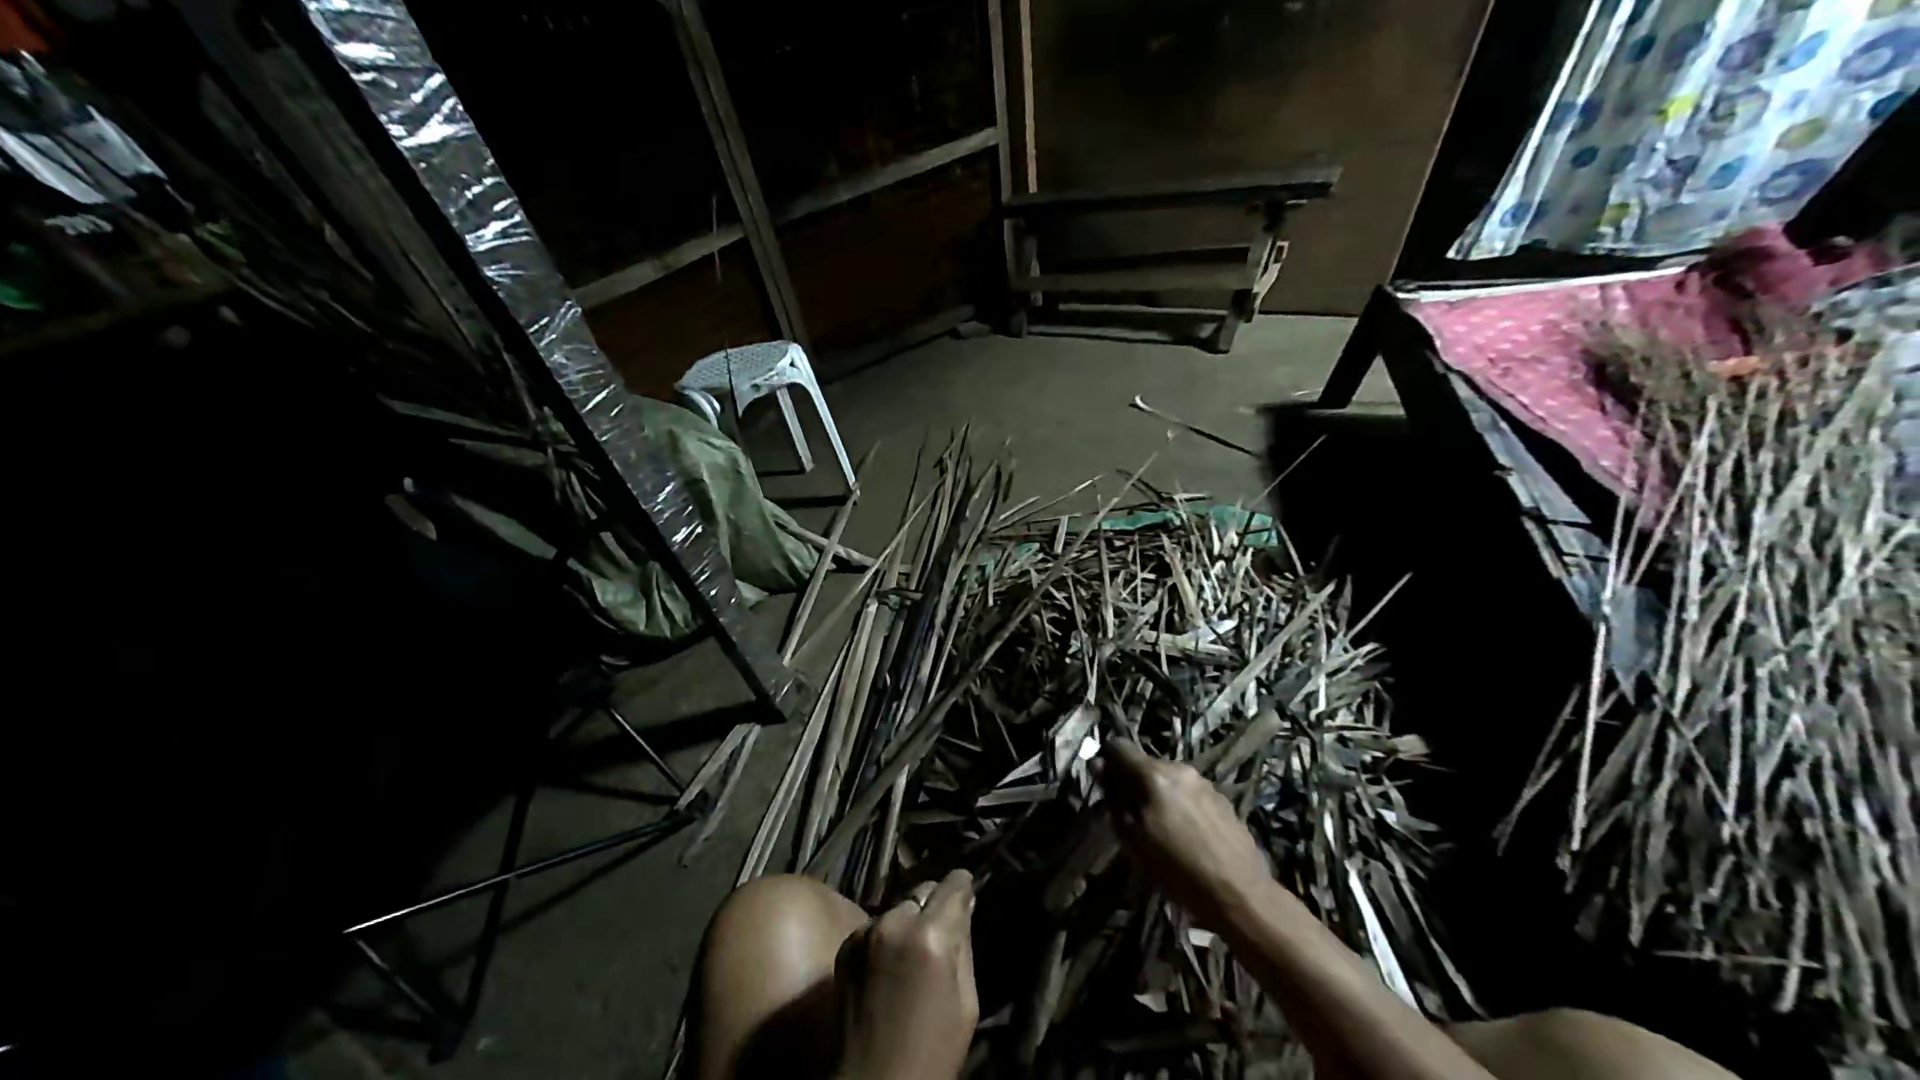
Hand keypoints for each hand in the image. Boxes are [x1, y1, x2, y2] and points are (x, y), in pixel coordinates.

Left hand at [835, 869, 978, 1079]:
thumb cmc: (933, 1051)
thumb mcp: (967, 1000)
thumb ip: (964, 944)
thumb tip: (966, 904)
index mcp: (930, 936)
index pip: (953, 885)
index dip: (964, 886)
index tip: (968, 890)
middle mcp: (894, 923)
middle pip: (922, 891)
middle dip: (934, 905)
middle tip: (941, 933)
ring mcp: (865, 932)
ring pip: (898, 907)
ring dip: (908, 920)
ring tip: (912, 954)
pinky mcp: (846, 946)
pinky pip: (875, 925)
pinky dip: (886, 935)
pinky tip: (889, 966)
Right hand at [1094, 741, 1272, 931]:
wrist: (1239, 891)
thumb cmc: (1176, 868)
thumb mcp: (1132, 837)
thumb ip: (1113, 797)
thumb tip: (1100, 767)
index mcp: (1153, 774)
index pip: (1118, 746)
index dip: (1107, 761)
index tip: (1106, 785)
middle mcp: (1180, 768)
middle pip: (1145, 764)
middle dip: (1135, 783)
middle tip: (1133, 817)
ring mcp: (1205, 783)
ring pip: (1169, 779)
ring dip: (1159, 795)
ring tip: (1163, 829)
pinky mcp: (1223, 799)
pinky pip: (1190, 793)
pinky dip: (1181, 805)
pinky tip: (1188, 835)